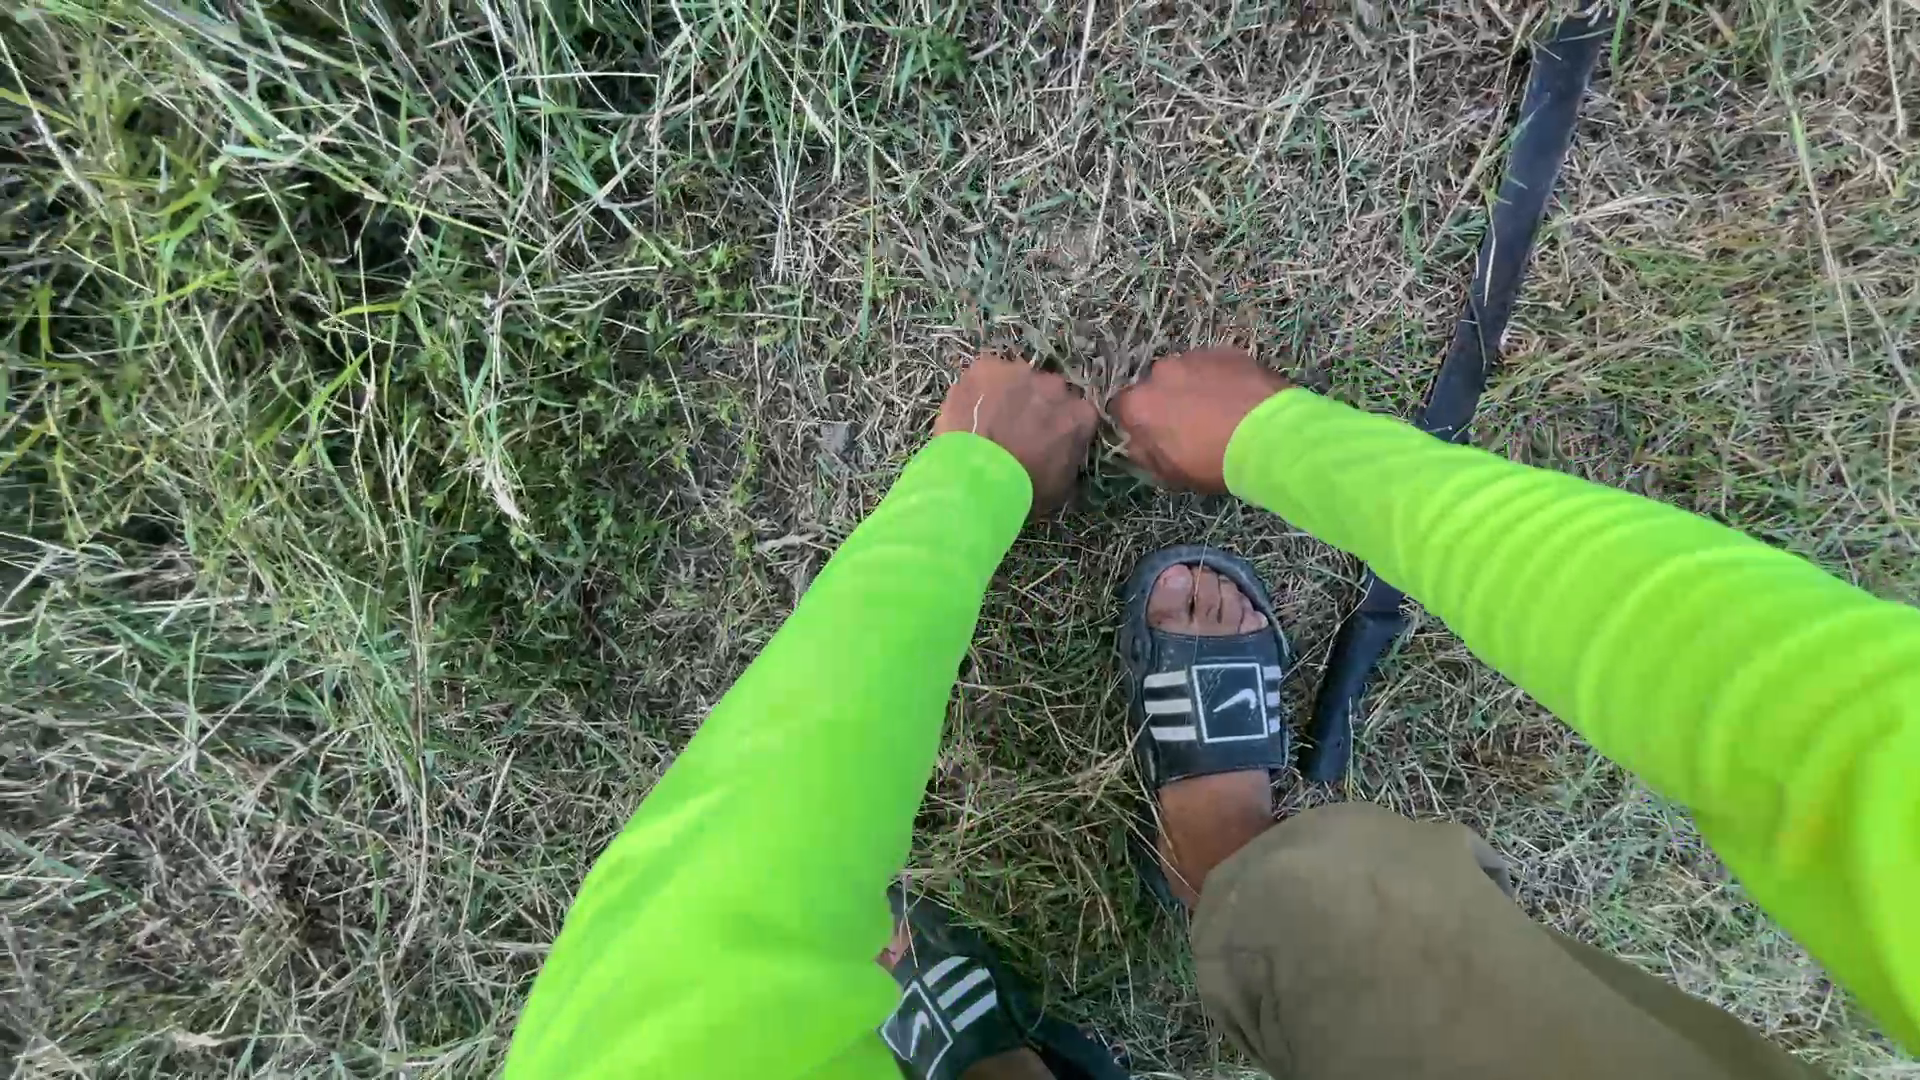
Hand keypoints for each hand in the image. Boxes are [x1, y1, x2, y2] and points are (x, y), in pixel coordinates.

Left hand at [935, 348, 1098, 514]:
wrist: (976, 480)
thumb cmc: (1023, 491)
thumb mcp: (1061, 485)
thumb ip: (1069, 457)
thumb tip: (1065, 450)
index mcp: (1080, 415)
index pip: (1076, 413)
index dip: (1057, 426)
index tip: (1043, 440)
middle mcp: (1055, 386)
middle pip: (1047, 391)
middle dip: (1034, 406)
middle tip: (1014, 430)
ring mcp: (1020, 372)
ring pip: (1016, 379)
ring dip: (1007, 394)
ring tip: (986, 421)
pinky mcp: (986, 367)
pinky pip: (985, 374)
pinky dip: (979, 389)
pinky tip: (969, 411)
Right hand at [1111, 347, 1291, 492]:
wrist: (1270, 438)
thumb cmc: (1212, 462)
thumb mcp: (1169, 474)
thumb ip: (1144, 454)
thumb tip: (1137, 442)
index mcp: (1139, 404)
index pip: (1121, 408)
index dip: (1136, 421)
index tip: (1153, 434)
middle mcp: (1160, 373)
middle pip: (1154, 386)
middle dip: (1166, 400)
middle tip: (1189, 422)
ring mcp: (1195, 357)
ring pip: (1184, 372)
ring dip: (1192, 386)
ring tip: (1217, 408)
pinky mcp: (1226, 351)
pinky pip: (1213, 364)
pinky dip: (1219, 377)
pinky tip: (1236, 397)